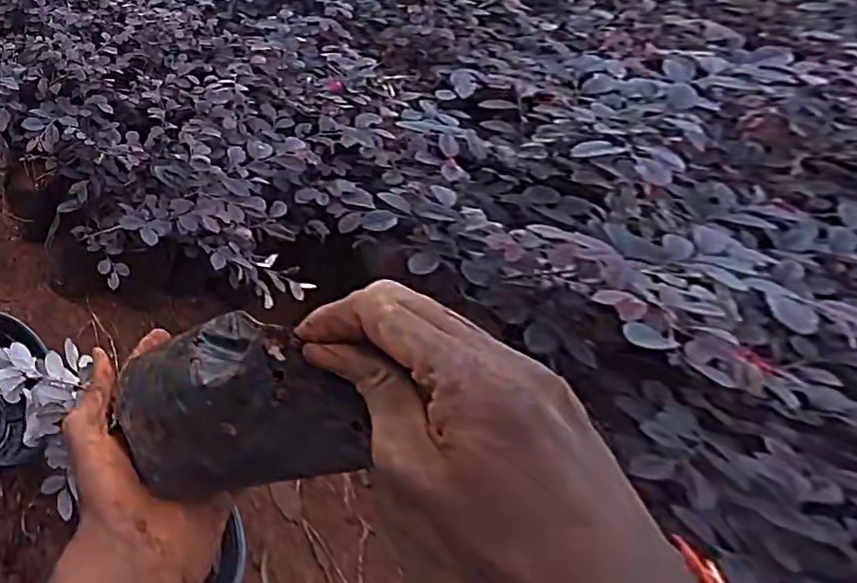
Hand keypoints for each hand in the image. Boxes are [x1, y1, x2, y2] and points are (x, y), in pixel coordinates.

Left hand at [52, 329, 230, 582]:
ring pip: (207, 423)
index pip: (141, 381)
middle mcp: (160, 439)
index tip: (163, 334)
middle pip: (176, 396)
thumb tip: (101, 357)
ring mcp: (190, 462)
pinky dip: (245, 443)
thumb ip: (94, 398)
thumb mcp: (83, 435)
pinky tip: (256, 416)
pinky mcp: (217, 486)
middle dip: (188, 372)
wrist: (134, 550)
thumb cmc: (101, 493)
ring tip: (233, 372)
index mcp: (128, 426)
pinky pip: (235, 461)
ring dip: (218, 401)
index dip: (150, 356)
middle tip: (205, 348)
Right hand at [297, 281, 687, 582]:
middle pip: (412, 302)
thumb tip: (334, 351)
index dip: (333, 316)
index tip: (304, 341)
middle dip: (358, 317)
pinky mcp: (552, 403)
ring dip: (392, 334)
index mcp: (476, 375)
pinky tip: (410, 387)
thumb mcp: (413, 472)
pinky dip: (427, 354)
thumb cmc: (508, 554)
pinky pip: (471, 351)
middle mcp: (512, 362)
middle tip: (325, 350)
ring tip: (359, 367)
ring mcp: (539, 381)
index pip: (383, 307)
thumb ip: (374, 392)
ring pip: (441, 322)